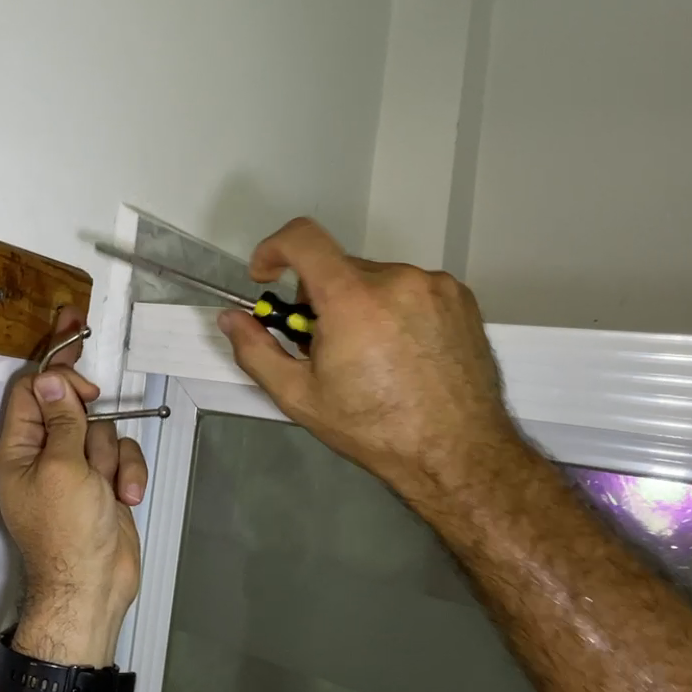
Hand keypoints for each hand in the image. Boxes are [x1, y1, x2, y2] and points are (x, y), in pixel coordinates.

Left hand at [0, 308, 147, 665]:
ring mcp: (75, 468)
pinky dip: (127, 473)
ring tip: (111, 488)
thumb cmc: (68, 533)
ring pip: (102, 430)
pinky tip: (126, 498)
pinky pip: (120, 456)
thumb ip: (63, 420)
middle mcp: (43, 453)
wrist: (93, 588)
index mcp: (19, 448)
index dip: (56, 373)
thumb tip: (55, 379)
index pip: (31, 390)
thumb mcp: (64, 468)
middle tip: (99, 421)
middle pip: (71, 405)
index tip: (83, 371)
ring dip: (113, 456)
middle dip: (92, 418)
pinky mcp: (102, 482)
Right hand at [218, 218, 533, 502]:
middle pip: (337, 267)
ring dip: (358, 304)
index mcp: (352, 300)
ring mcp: (434, 286)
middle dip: (319, 298)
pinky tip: (400, 352)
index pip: (303, 239)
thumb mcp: (299, 396)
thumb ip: (256, 351)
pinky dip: (393, 309)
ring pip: (374, 279)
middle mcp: (396, 280)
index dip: (274, 249)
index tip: (266, 275)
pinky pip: (409, 288)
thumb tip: (231, 319)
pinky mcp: (461, 297)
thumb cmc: (374, 429)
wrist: (457, 453)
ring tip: (368, 355)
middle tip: (323, 345)